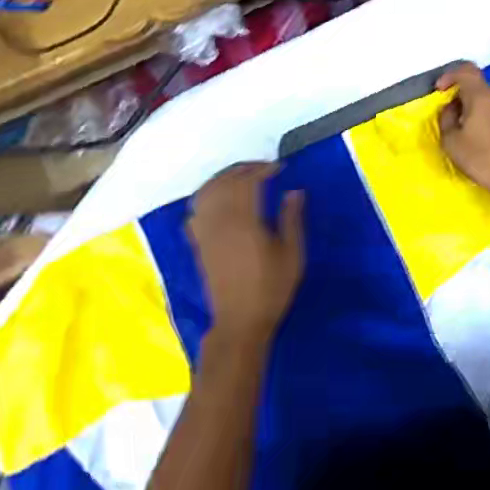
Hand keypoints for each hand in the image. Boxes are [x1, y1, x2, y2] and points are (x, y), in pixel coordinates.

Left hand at [187, 163, 304, 344]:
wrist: (240, 321)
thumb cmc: (271, 289)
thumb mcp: (292, 254)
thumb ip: (292, 219)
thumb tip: (294, 191)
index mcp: (244, 221)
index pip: (248, 182)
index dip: (263, 170)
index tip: (279, 168)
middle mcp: (220, 221)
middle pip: (225, 182)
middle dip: (243, 169)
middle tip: (263, 168)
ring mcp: (205, 231)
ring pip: (206, 191)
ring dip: (223, 178)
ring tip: (241, 178)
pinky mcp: (198, 243)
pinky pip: (195, 210)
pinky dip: (205, 196)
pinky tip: (219, 199)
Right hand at [436, 63, 489, 198]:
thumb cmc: (481, 158)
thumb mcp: (451, 141)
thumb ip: (446, 118)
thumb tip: (450, 108)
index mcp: (481, 96)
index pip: (465, 70)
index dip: (449, 76)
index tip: (439, 92)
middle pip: (475, 83)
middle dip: (458, 93)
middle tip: (447, 114)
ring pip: (484, 96)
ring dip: (469, 105)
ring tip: (460, 127)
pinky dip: (481, 113)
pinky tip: (476, 134)